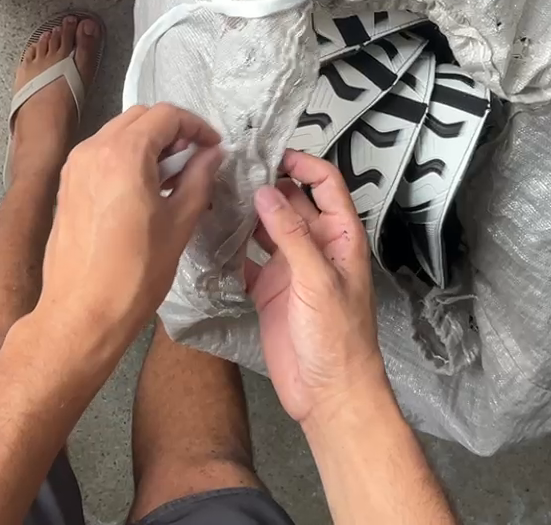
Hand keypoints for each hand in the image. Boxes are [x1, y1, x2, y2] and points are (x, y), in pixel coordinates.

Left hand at [33, 104, 224, 358]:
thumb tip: (212, 154)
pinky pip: (102, 152)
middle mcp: (94, 149)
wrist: (81, 314)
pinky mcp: (67, 183)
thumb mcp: (179, 223)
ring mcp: (76, 165)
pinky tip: (143, 187)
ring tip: (171, 175)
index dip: (195, 126)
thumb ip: (198, 178)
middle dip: (172, 130)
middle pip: (141, 117)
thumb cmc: (134, 274)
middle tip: (194, 159)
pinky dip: (126, 156)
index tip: (212, 146)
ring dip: (148, 142)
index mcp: (124, 154)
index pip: (166, 115)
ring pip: (119, 131)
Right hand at [243, 150, 389, 430]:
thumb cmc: (339, 339)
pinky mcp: (268, 288)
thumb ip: (291, 235)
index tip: (272, 153)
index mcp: (339, 236)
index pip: (325, 183)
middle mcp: (314, 245)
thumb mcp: (318, 281)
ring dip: (245, 212)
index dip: (303, 164)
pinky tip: (211, 235)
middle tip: (230, 169)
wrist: (328, 396)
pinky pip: (247, 257)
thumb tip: (265, 192)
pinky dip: (231, 246)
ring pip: (265, 226)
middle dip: (264, 183)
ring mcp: (290, 266)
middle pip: (290, 200)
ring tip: (216, 194)